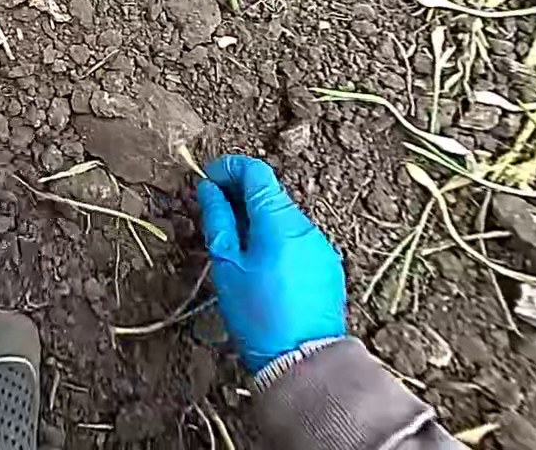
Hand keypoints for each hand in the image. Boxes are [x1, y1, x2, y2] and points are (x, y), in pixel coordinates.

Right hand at [196, 155, 346, 373]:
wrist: (305, 367)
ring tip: (234, 243)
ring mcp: (319, 244)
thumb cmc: (259, 318)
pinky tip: (260, 261)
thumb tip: (208, 188)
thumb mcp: (227, 265)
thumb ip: (218, 219)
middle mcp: (304, 225)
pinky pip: (296, 236)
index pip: (255, 171)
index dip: (228, 168)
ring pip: (281, 215)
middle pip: (269, 192)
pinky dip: (275, 236)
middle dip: (239, 194)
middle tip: (214, 211)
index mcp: (279, 221)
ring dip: (257, 217)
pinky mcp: (327, 263)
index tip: (208, 180)